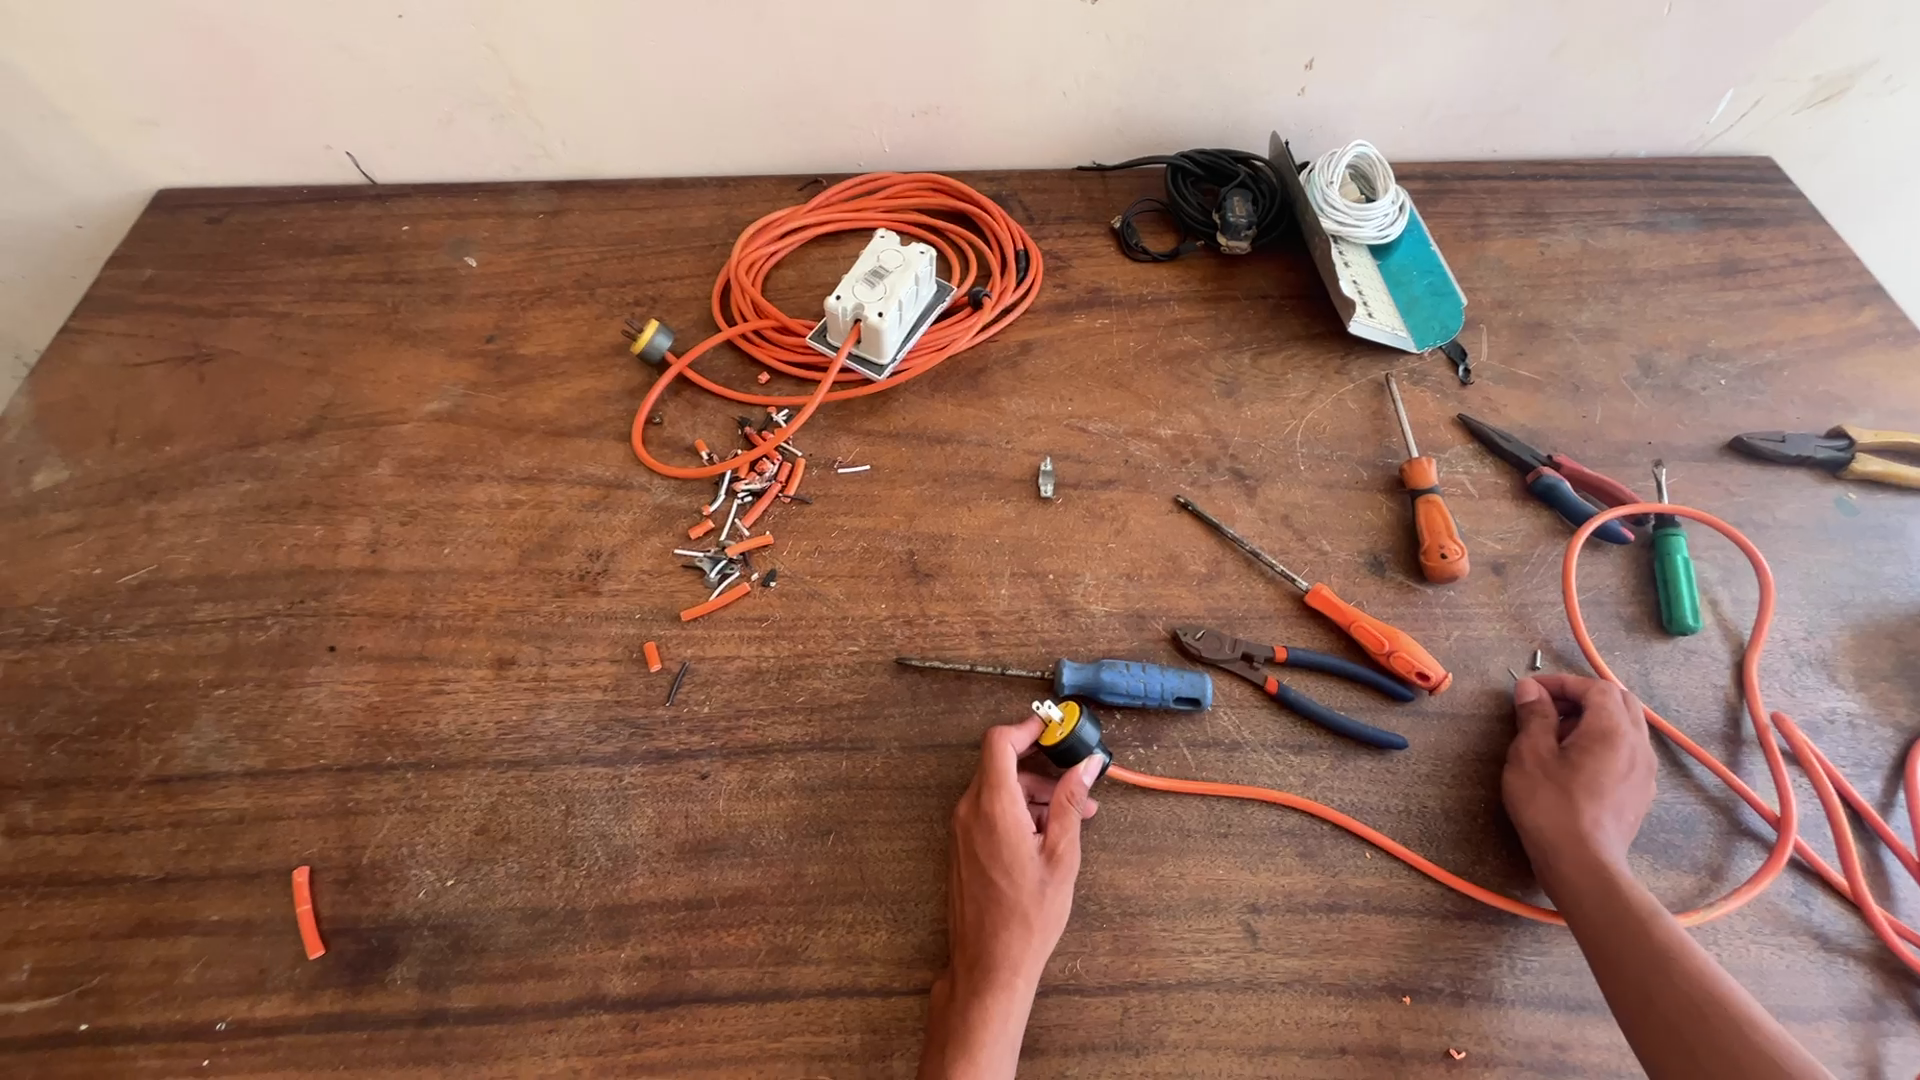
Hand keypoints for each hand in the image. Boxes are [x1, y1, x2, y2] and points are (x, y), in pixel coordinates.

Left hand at [920, 715, 1102, 1079]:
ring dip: (1033, 791)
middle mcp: (970, 809)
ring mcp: (962, 827)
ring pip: (999, 787)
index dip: (1027, 727)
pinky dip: (1017, 808)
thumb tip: (1086, 765)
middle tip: (1076, 780)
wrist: (989, 964)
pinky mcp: (963, 843)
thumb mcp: (1061, 855)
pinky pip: (990, 808)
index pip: (1000, 741)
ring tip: (1071, 814)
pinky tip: (1046, 832)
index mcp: (993, 805)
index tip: (1054, 727)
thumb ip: (1070, 802)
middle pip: (1002, 763)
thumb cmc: (1027, 917)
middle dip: (1042, 766)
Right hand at [1502, 675, 1656, 894]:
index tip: (1531, 691)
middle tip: (1546, 707)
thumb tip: (1531, 689)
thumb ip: (1534, 716)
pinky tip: (1574, 760)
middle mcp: (1638, 745)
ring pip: (1626, 725)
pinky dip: (1602, 739)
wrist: (1581, 861)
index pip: (1597, 688)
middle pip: (1621, 702)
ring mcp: (1645, 770)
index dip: (1563, 682)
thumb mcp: (1530, 753)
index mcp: (1612, 731)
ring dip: (1593, 718)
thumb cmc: (1549, 802)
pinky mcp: (1641, 790)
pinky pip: (1627, 749)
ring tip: (1556, 734)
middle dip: (1582, 696)